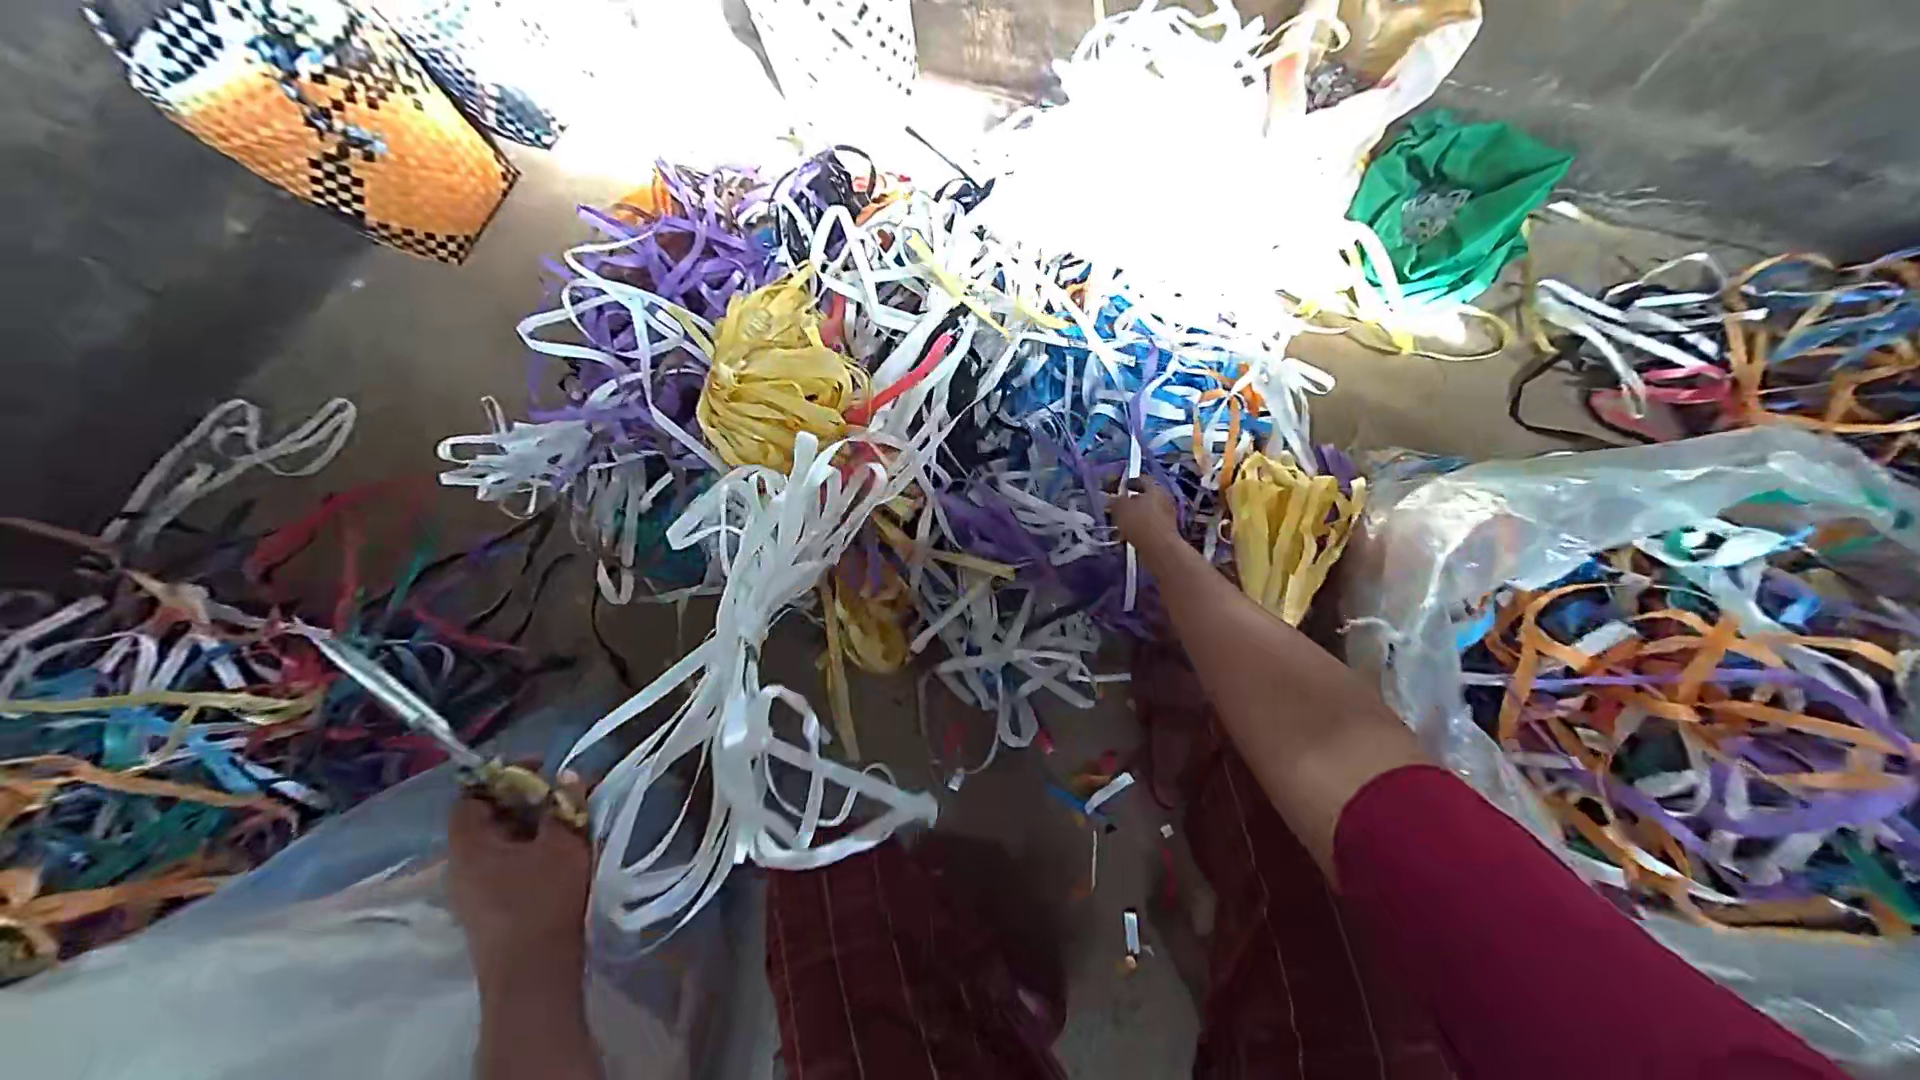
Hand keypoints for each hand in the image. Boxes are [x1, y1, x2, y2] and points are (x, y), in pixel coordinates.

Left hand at [447, 774, 591, 983]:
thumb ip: (565, 805)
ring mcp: (472, 890)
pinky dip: (529, 847)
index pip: (471, 796)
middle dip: (525, 799)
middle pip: (486, 818)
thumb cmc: (543, 899)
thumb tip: (568, 774)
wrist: (533, 971)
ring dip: (531, 824)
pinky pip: (504, 863)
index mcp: (469, 845)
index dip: (503, 776)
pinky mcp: (488, 907)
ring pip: (499, 842)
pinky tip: (559, 850)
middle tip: (562, 792)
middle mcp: (461, 865)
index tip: (541, 767)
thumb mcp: (563, 844)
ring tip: (568, 818)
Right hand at [1110, 477, 1179, 550]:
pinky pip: (1148, 525)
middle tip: (1116, 505)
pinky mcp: (1165, 531)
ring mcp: (1166, 516)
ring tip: (1119, 521)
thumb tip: (1111, 499)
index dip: (1127, 482)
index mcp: (1155, 488)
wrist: (1160, 549)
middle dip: (1130, 500)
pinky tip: (1126, 534)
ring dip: (1133, 515)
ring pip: (1146, 511)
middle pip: (1145, 496)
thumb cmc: (1139, 522)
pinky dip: (1137, 527)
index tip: (1116, 487)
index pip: (1141, 479)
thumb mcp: (1120, 509)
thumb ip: (1114, 501)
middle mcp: (1164, 499)